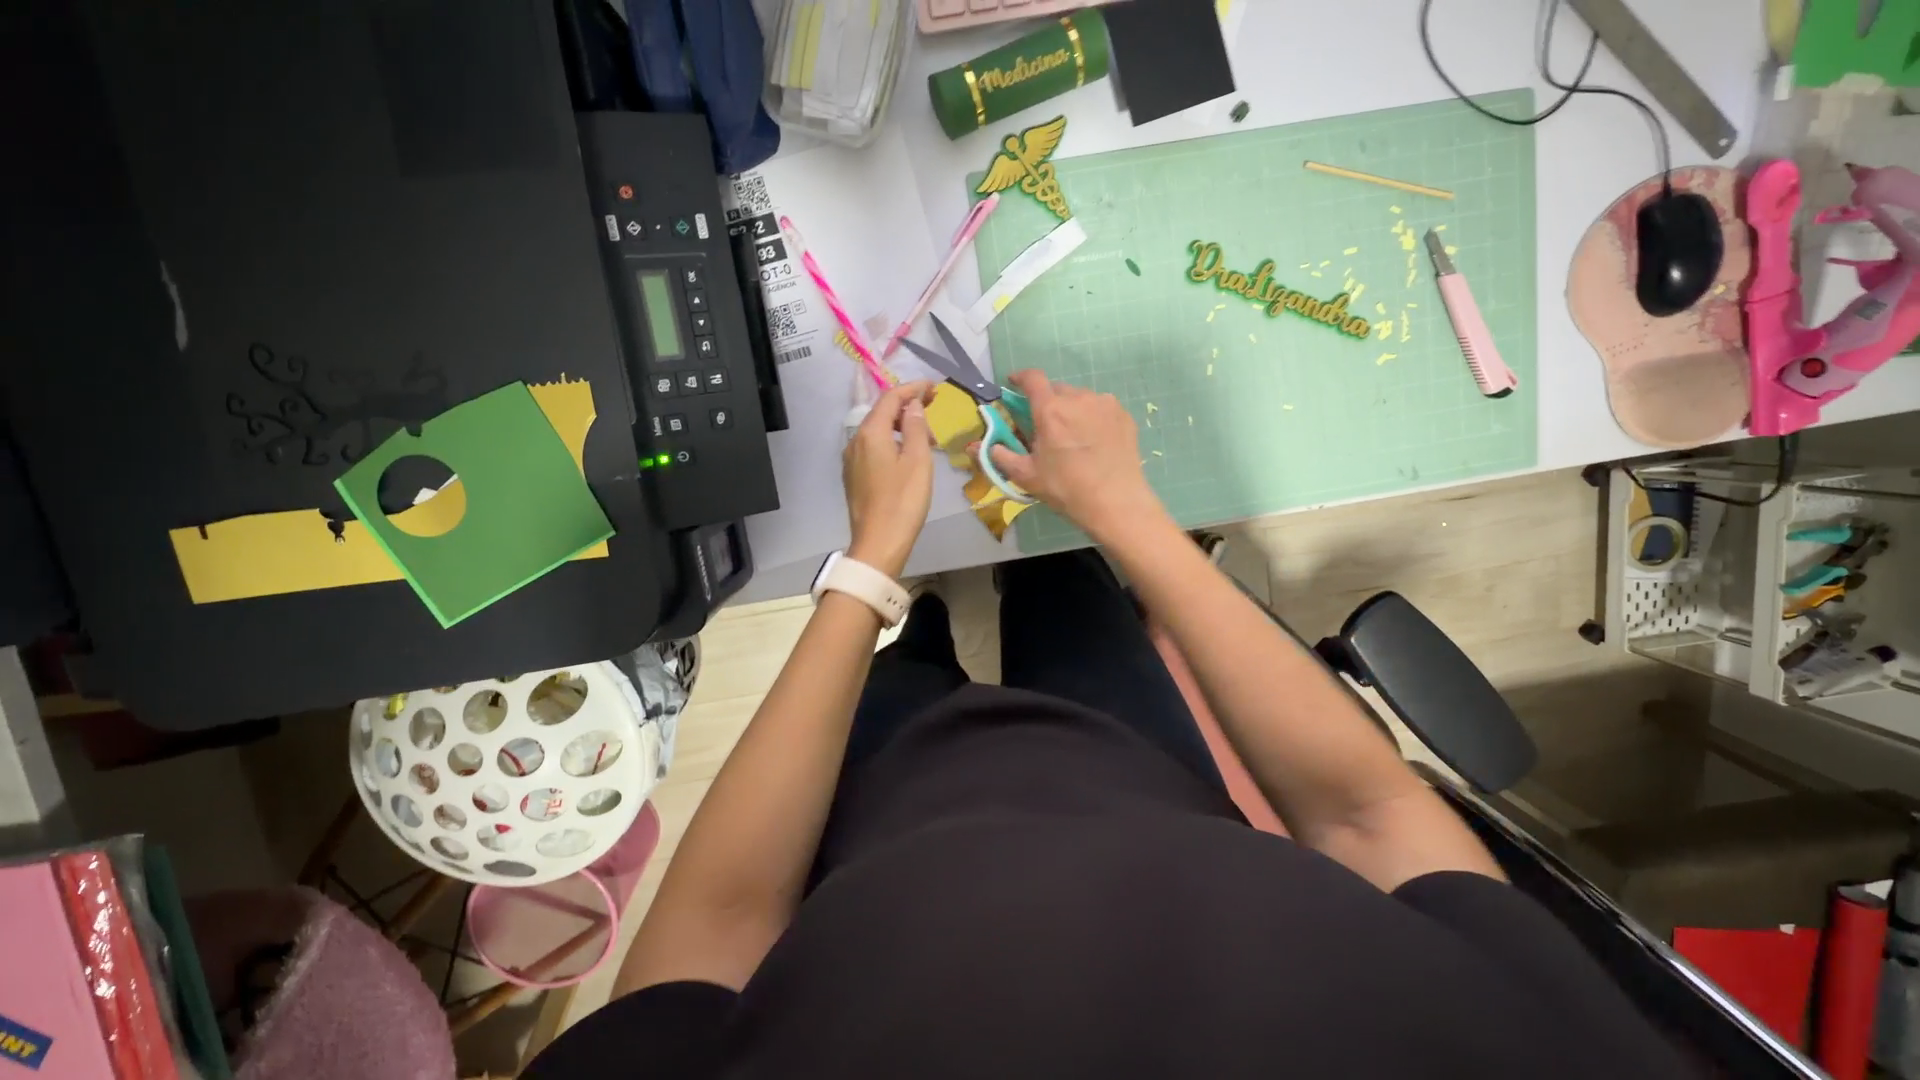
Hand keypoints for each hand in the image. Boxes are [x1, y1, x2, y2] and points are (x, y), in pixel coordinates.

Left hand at [843, 380, 934, 576]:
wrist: (878, 543)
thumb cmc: (903, 501)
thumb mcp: (918, 461)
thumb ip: (917, 428)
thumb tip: (913, 406)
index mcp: (871, 433)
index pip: (891, 398)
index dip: (913, 388)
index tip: (934, 387)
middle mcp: (856, 441)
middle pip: (881, 413)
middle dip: (907, 406)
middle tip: (933, 407)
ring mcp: (852, 460)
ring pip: (877, 432)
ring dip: (901, 427)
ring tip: (927, 437)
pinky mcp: (854, 477)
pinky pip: (873, 448)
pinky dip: (892, 442)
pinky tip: (908, 456)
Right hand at [982, 370, 1167, 540]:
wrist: (1115, 502)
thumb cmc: (1066, 488)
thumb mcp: (1027, 476)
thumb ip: (1000, 456)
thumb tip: (976, 446)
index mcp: (1050, 410)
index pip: (1032, 378)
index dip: (1020, 378)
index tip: (1014, 384)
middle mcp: (1077, 398)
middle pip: (1056, 389)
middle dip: (1047, 402)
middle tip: (1047, 426)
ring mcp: (1104, 404)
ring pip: (1080, 398)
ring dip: (1071, 409)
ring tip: (1073, 435)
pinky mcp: (1123, 414)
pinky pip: (1101, 407)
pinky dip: (1093, 417)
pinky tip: (1094, 440)